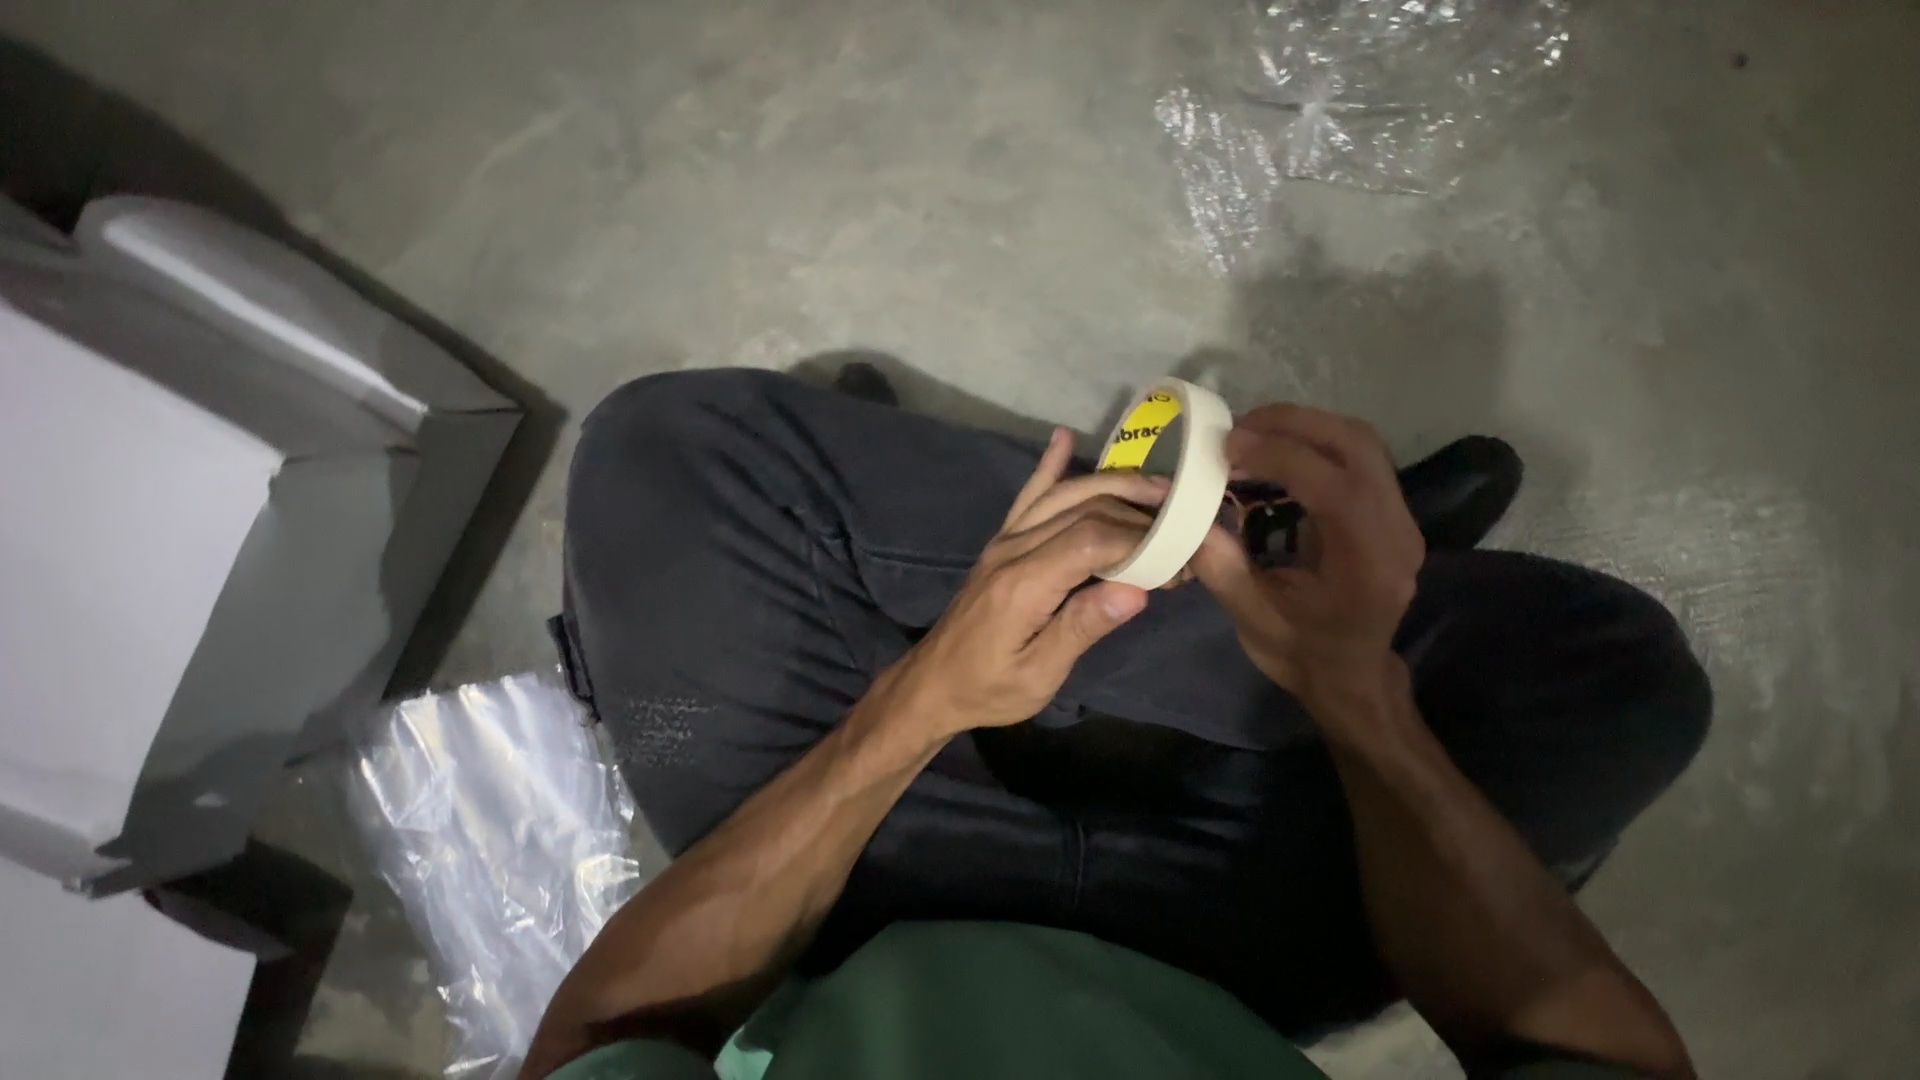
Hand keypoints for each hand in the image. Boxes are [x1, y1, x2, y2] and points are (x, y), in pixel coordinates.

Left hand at [880, 427, 1161, 738]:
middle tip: (1184, 525)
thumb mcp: (1039, 674)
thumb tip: (1136, 591)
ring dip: (1111, 485)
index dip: (1140, 540)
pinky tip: (1064, 438)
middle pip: (1084, 511)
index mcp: (1025, 583)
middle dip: (1138, 514)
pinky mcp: (1000, 543)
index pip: (1093, 540)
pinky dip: (1048, 467)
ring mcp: (1004, 541)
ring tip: (1158, 487)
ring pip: (1063, 496)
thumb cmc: (989, 687)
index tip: (1179, 557)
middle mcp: (1013, 549)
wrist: (934, 683)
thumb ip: (1082, 628)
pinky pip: (1028, 497)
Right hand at [1194, 404, 1423, 712]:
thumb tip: (1185, 511)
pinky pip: (1355, 459)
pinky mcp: (1387, 512)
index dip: (1281, 456)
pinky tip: (1272, 459)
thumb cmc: (1299, 652)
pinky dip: (1312, 445)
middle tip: (1236, 429)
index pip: (1334, 487)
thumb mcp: (1250, 616)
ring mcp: (1399, 519)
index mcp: (1366, 565)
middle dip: (1293, 424)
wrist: (1348, 676)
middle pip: (1357, 446)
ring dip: (1302, 429)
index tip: (1228, 447)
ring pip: (1360, 444)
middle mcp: (1395, 532)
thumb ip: (1221, 564)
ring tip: (1249, 438)